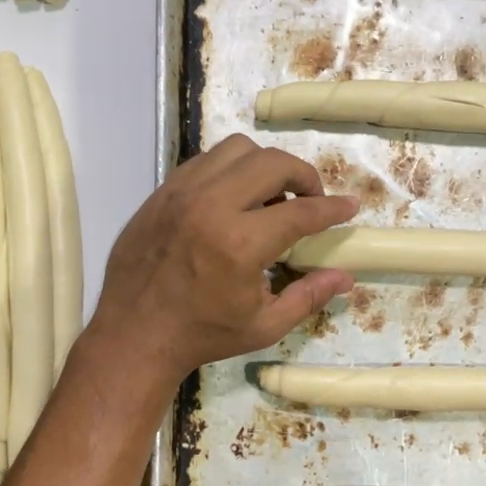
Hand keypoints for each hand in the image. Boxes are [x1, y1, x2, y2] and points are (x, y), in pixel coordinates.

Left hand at [86, 136, 358, 386]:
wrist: (135, 334)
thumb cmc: (203, 335)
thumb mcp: (264, 326)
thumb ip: (308, 296)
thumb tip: (345, 278)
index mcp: (240, 244)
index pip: (301, 212)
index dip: (332, 209)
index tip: (350, 206)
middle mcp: (211, 206)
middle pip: (272, 163)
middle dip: (303, 176)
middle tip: (310, 200)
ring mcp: (182, 194)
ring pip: (237, 150)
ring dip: (265, 167)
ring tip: (271, 197)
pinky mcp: (162, 193)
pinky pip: (205, 161)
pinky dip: (230, 171)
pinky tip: (235, 200)